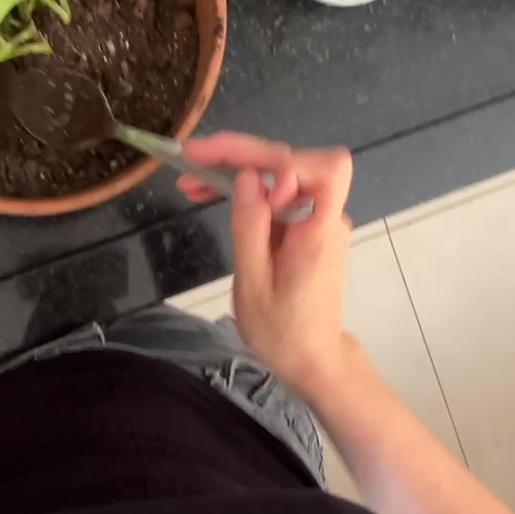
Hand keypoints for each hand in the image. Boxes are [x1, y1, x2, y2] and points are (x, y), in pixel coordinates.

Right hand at [177, 133, 355, 394]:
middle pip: (292, 162)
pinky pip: (276, 194)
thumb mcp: (253, 284)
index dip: (283, 162)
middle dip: (241, 154)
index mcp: (319, 232)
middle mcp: (325, 216)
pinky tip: (209, 192)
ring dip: (235, 169)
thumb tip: (248, 177)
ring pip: (280, 174)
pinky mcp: (305, 225)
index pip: (325, 169)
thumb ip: (251, 227)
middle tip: (190, 158)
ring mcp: (317, 219)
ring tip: (189, 180)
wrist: (311, 359)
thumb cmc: (281, 332)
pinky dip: (245, 190)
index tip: (242, 177)